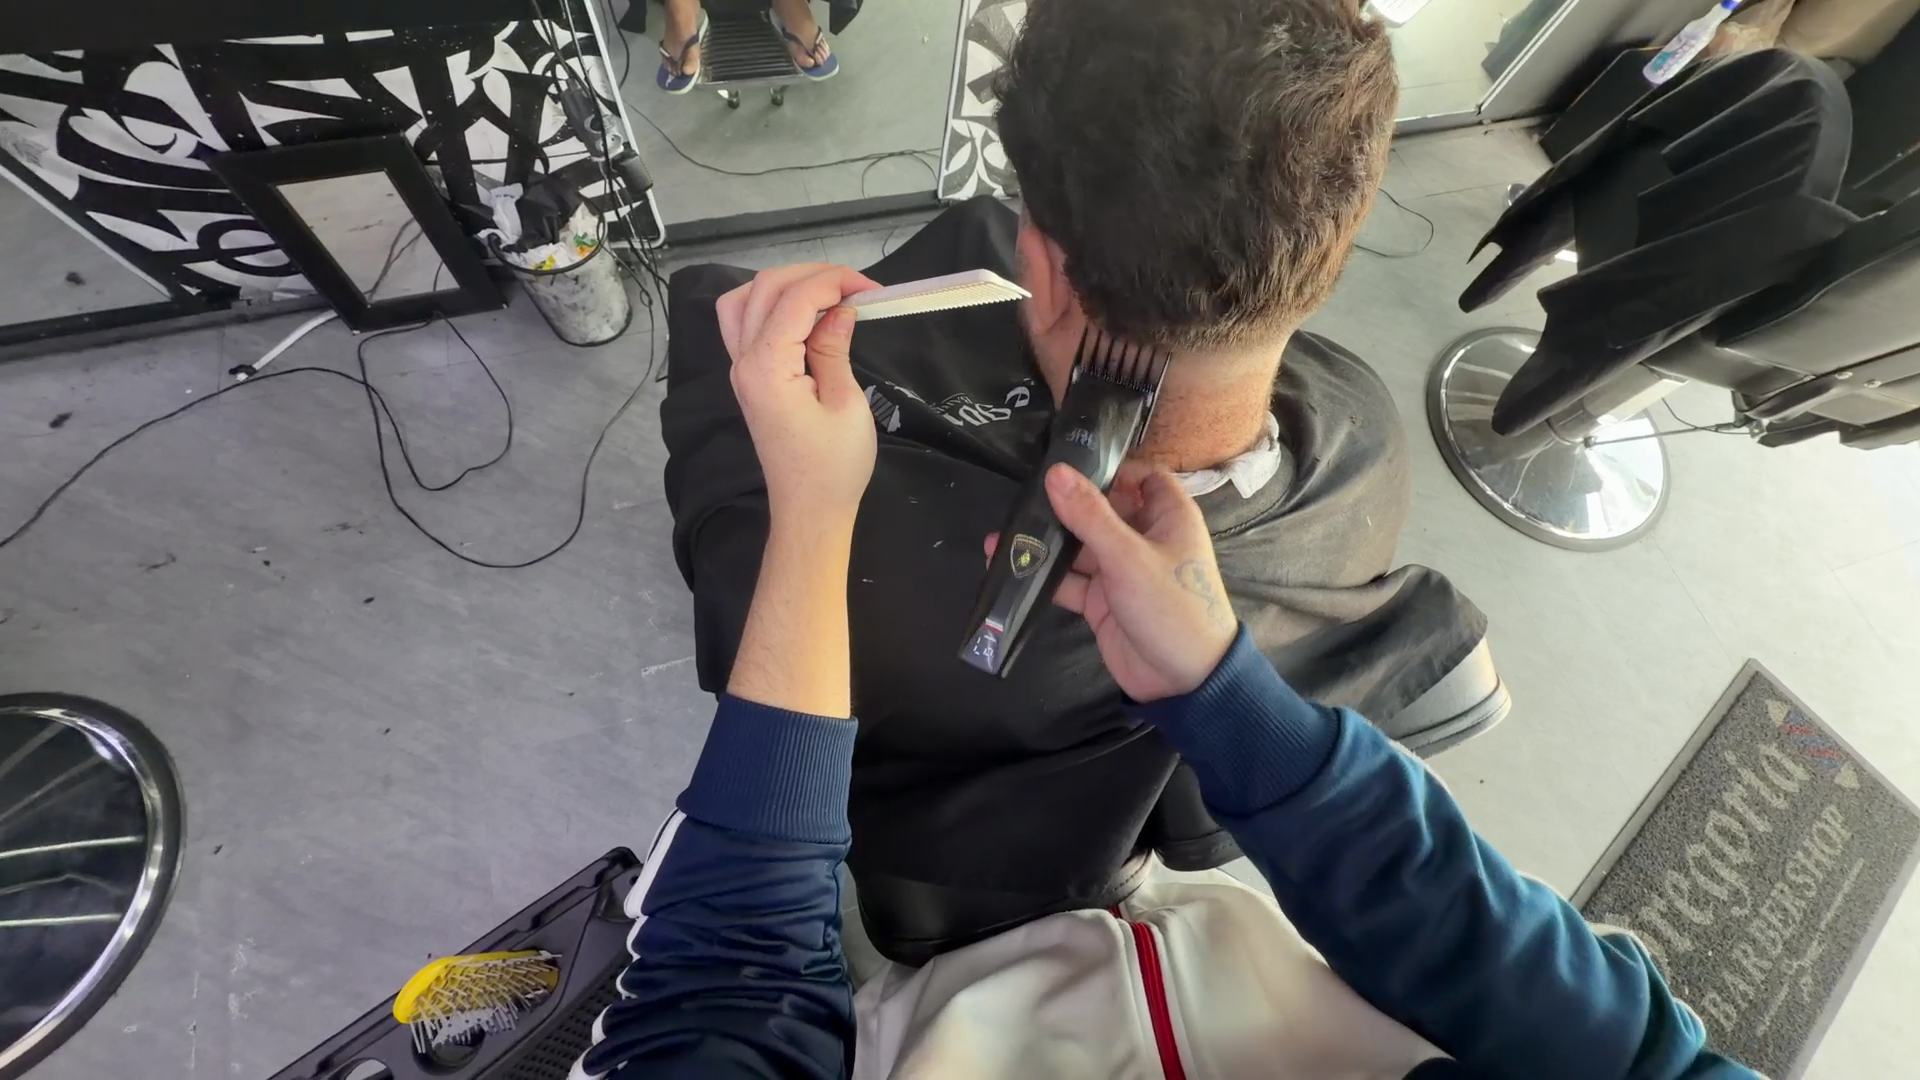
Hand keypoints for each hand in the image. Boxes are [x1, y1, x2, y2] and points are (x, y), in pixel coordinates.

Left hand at [717, 262, 882, 530]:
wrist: (809, 510)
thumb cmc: (834, 467)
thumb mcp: (846, 404)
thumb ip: (834, 348)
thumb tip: (839, 309)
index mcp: (767, 366)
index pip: (796, 299)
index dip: (835, 282)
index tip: (874, 289)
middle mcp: (743, 362)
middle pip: (765, 289)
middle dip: (811, 276)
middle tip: (856, 287)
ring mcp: (740, 371)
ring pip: (744, 301)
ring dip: (784, 285)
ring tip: (826, 293)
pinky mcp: (748, 381)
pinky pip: (744, 325)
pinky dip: (769, 306)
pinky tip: (800, 314)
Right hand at [990, 462, 1235, 700]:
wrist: (1183, 682)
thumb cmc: (1170, 606)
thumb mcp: (1128, 556)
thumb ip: (1089, 515)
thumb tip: (1055, 472)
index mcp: (1167, 517)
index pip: (1141, 478)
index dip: (1110, 470)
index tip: (1069, 466)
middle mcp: (1144, 539)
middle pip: (1101, 512)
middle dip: (1065, 507)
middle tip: (1023, 498)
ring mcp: (1121, 572)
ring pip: (1080, 548)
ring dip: (1048, 542)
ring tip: (1005, 533)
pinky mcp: (1101, 601)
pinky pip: (1069, 581)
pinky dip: (1044, 575)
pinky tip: (1010, 565)